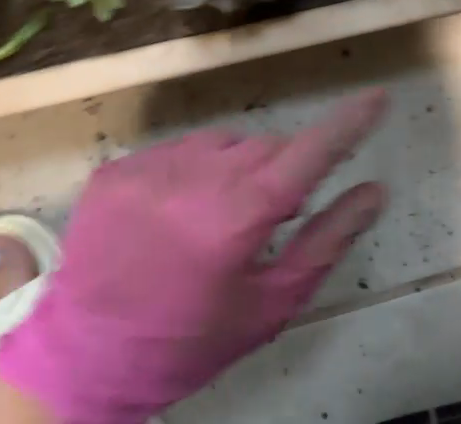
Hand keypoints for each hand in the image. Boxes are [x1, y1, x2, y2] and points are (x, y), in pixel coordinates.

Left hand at [0, 90, 389, 423]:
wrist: (81, 362)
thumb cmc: (191, 340)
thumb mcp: (271, 304)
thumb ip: (328, 240)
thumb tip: (375, 191)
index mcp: (240, 216)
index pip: (311, 151)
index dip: (350, 122)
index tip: (378, 98)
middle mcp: (197, 178)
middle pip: (268, 146)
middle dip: (282, 171)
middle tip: (269, 217)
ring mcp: (152, 167)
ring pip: (225, 143)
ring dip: (237, 167)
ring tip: (216, 217)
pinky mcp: (117, 169)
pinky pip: (179, 151)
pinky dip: (192, 171)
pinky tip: (175, 214)